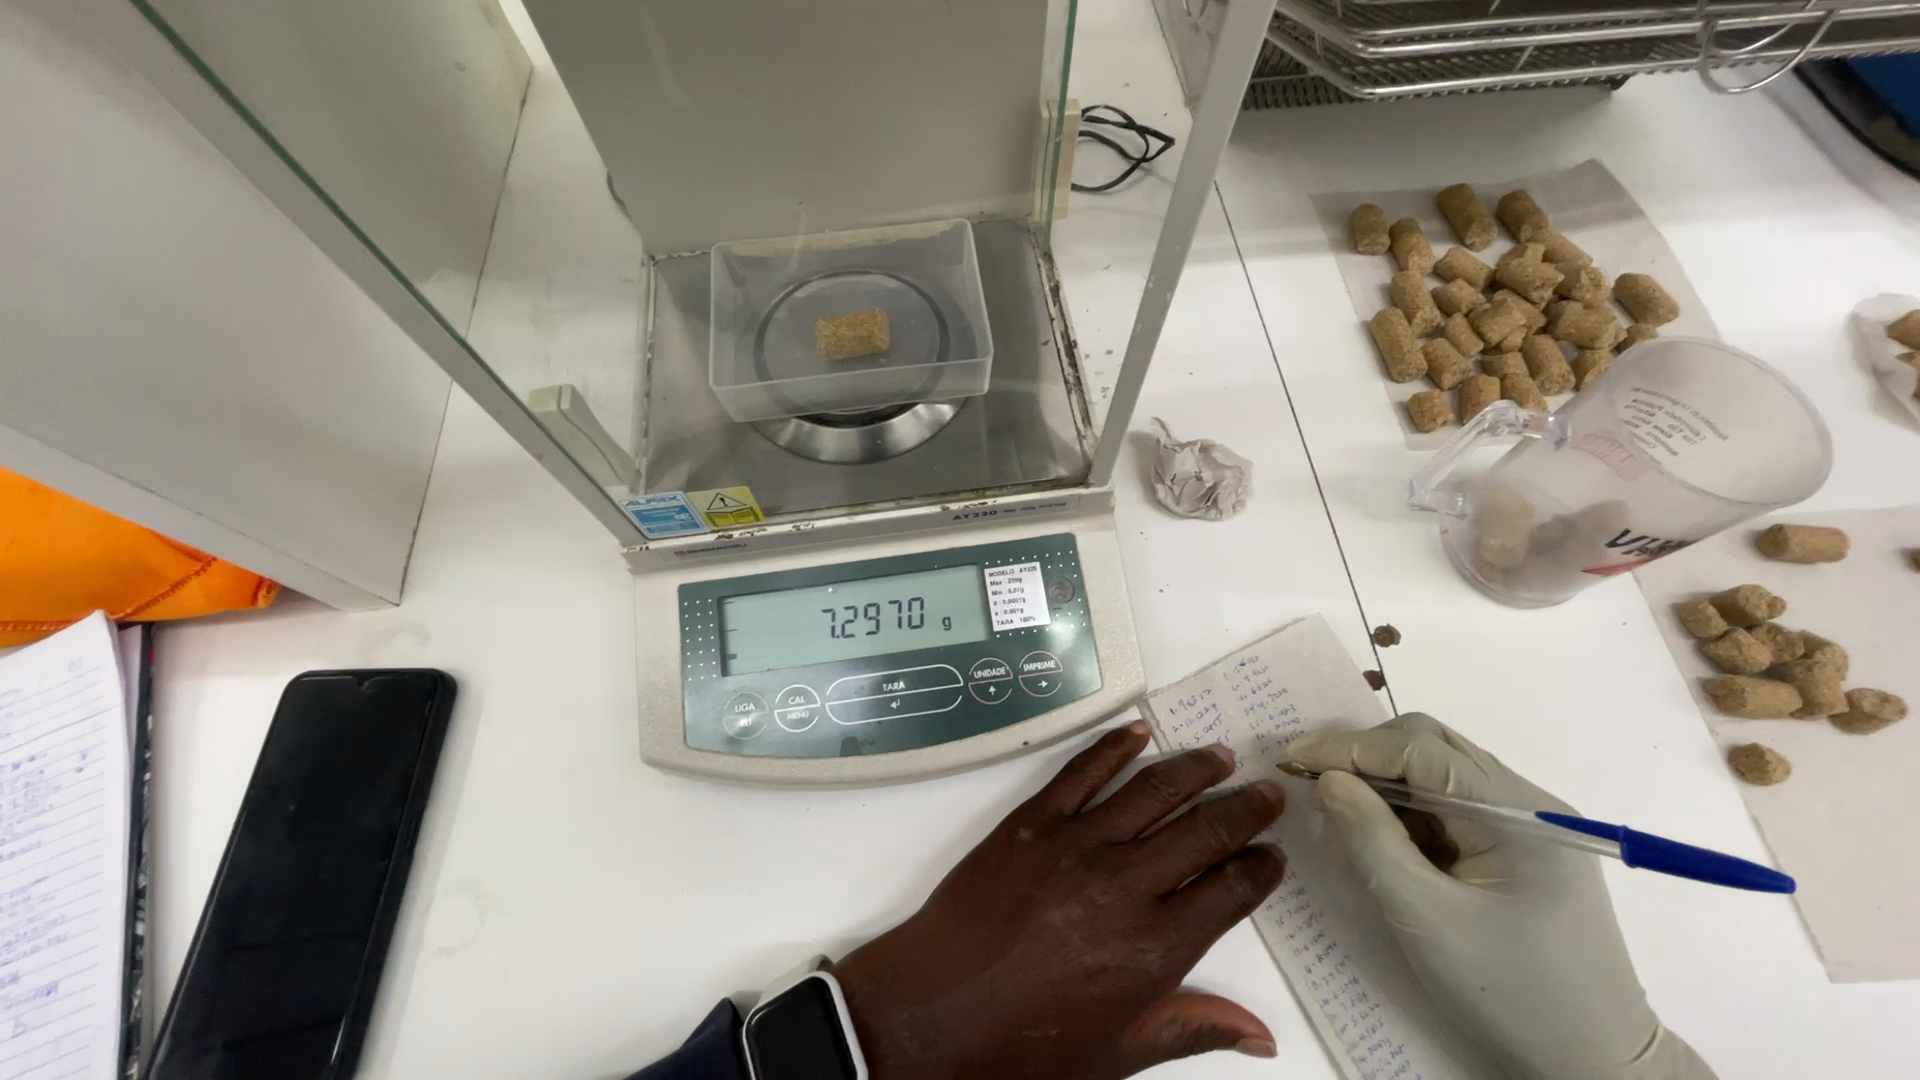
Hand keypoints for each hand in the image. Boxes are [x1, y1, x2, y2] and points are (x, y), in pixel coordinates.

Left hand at [833, 721, 1287, 1079]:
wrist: (936, 1011)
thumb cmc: (1027, 1044)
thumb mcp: (1120, 1052)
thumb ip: (1192, 1027)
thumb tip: (1260, 1036)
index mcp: (1154, 947)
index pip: (1229, 892)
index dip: (1259, 869)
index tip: (1272, 854)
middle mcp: (1124, 884)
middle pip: (1202, 831)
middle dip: (1243, 810)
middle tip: (1266, 793)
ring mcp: (1077, 844)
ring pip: (1151, 790)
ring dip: (1193, 769)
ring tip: (1220, 757)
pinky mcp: (1033, 820)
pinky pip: (1082, 772)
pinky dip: (1113, 747)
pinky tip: (1138, 732)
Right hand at [1286, 713, 1715, 1079]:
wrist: (1594, 1065)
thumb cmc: (1506, 990)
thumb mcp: (1422, 914)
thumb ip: (1370, 837)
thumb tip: (1327, 778)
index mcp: (1517, 813)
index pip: (1419, 748)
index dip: (1350, 746)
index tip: (1293, 758)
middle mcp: (1528, 802)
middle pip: (1431, 745)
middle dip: (1365, 753)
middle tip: (1313, 778)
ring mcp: (1527, 823)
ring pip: (1439, 769)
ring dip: (1384, 778)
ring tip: (1339, 805)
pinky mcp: (1519, 846)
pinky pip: (1451, 802)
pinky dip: (1407, 805)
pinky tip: (1381, 830)